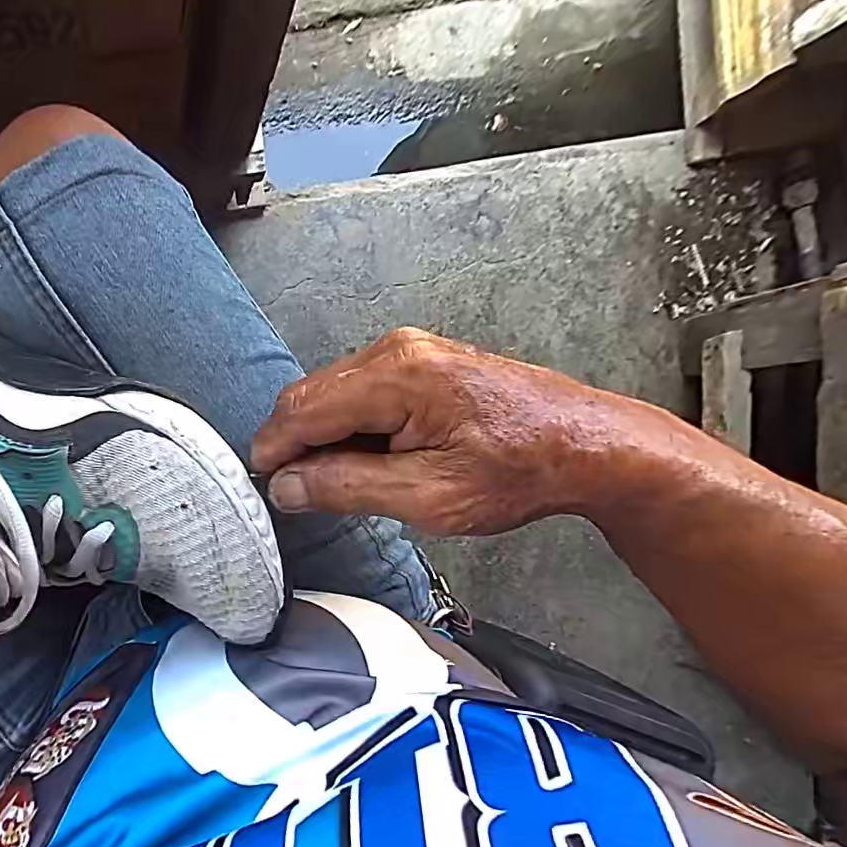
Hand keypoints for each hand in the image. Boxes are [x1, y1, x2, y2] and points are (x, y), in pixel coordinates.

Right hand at [251, 328, 676, 535]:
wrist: (584, 444)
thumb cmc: (521, 469)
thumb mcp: (429, 496)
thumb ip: (348, 487)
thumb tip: (289, 486)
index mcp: (397, 375)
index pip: (304, 410)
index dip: (274, 449)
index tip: (262, 483)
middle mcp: (396, 350)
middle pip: (310, 396)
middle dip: (294, 444)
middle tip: (297, 492)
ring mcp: (408, 351)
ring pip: (331, 394)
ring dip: (322, 438)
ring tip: (342, 482)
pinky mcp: (418, 363)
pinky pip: (358, 392)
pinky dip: (348, 427)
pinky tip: (368, 459)